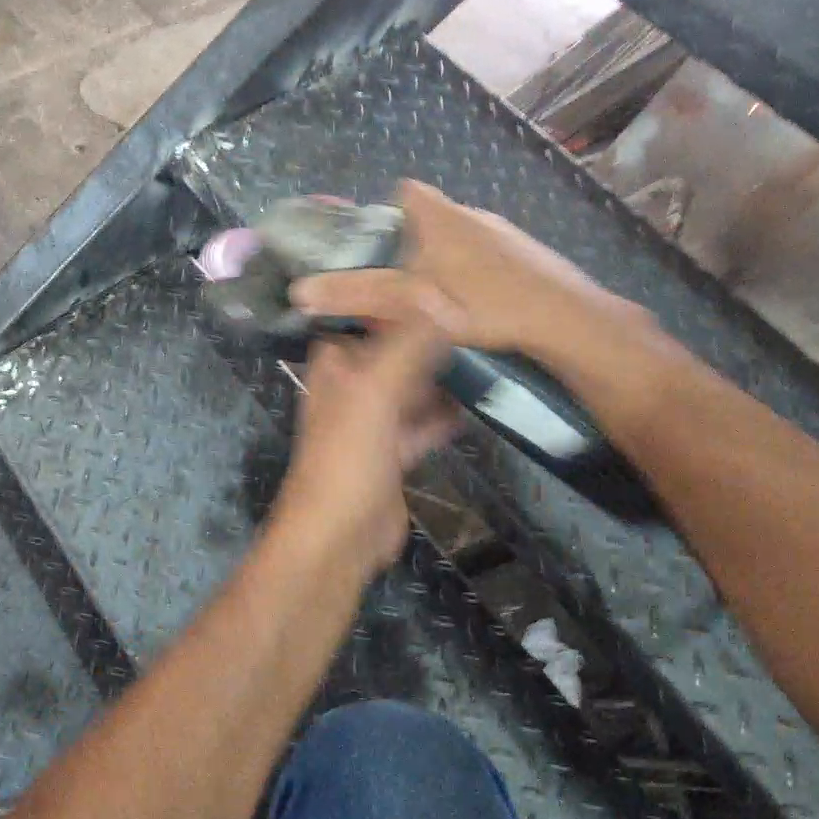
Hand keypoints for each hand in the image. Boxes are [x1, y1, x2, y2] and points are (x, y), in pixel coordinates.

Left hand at [270, 290, 459, 577]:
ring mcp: (370, 423)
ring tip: (485, 356)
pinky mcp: (392, 455)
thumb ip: (406, 346)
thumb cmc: (347, 457)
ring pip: (409, 388)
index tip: (436, 282)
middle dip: (424, 338)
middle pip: (389, 352)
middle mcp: (349, 389)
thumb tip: (442, 301)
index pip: (360, 319)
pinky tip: (476, 405)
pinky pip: (421, 425)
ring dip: (438, 377)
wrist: (339, 535)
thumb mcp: (375, 391)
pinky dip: (444, 415)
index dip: (391, 301)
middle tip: (474, 320)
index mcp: (333, 368)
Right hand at [291, 180, 636, 360]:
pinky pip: (484, 258)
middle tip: (393, 285)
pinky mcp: (527, 257)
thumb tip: (300, 292)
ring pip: (457, 240)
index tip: (372, 247)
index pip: (405, 192)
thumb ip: (358, 294)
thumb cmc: (486, 303)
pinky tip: (474, 311)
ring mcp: (505, 234)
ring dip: (440, 263)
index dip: (383, 214)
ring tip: (430, 304)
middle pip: (426, 219)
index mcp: (441, 216)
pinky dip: (472, 277)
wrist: (571, 322)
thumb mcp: (413, 303)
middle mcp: (472, 214)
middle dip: (407, 246)